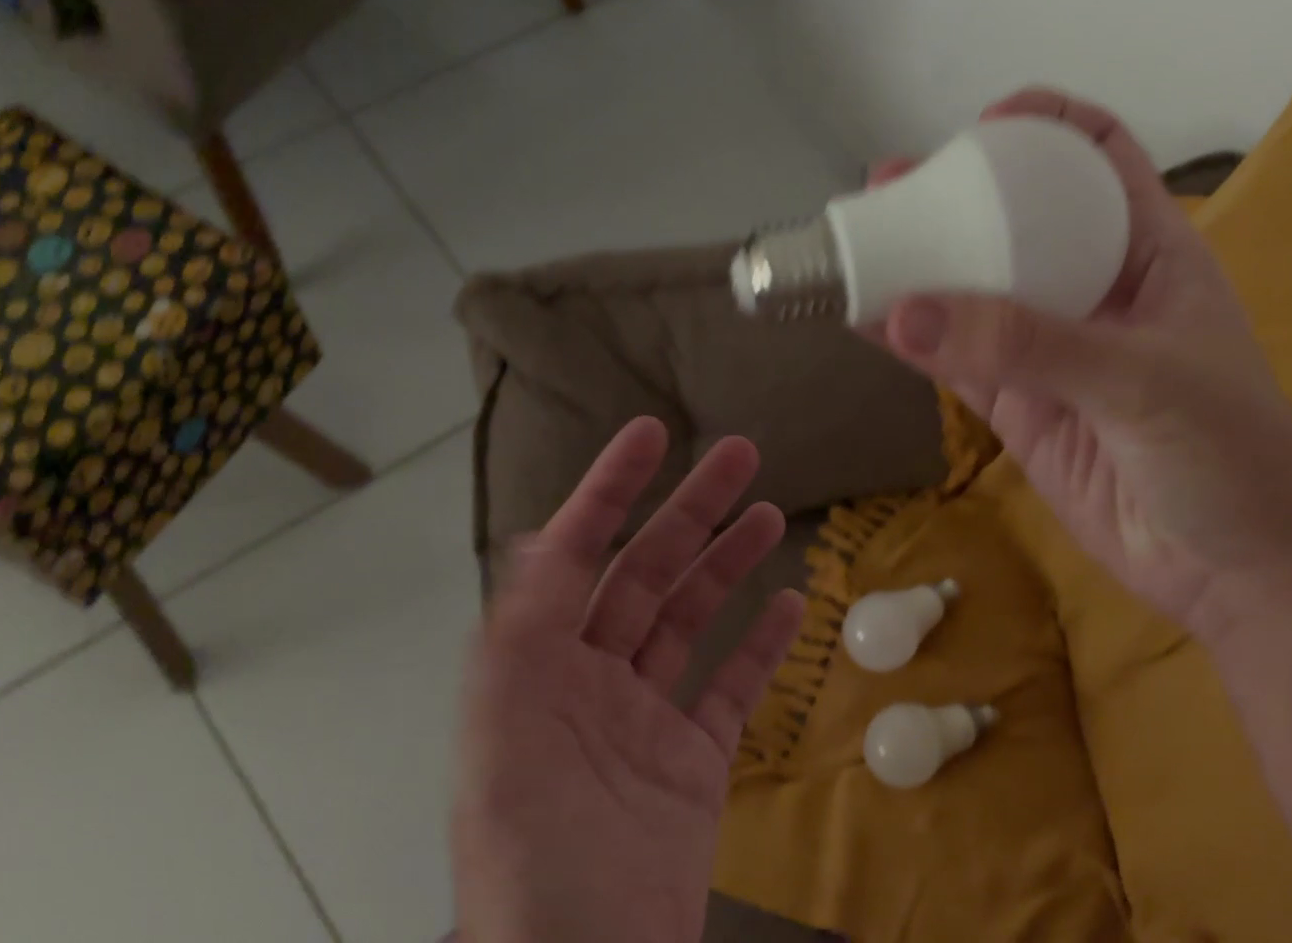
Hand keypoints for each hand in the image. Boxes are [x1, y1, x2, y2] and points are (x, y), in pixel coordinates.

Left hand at [453, 419, 804, 942]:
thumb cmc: (537, 854)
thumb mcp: (505, 734)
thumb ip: (523, 629)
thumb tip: (540, 536)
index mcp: (535, 671)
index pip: (576, 557)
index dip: (610, 491)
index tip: (653, 436)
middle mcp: (588, 684)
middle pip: (647, 577)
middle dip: (691, 513)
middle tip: (742, 456)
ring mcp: (645, 723)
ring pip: (692, 622)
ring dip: (728, 566)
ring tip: (770, 513)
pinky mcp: (694, 763)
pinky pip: (730, 688)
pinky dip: (759, 644)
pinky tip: (786, 601)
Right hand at [874, 90, 1291, 634]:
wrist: (1241, 572)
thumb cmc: (1231, 453)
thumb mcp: (1143, 380)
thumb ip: (1028, 345)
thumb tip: (907, 309)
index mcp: (1154, 255)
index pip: (1102, 162)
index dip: (1048, 128)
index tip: (982, 126)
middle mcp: (1101, 294)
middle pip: (1022, 224)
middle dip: (960, 200)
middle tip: (888, 186)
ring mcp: (1057, 356)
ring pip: (980, 296)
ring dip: (925, 270)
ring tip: (859, 241)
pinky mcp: (1024, 415)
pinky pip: (962, 368)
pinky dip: (917, 344)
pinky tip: (870, 320)